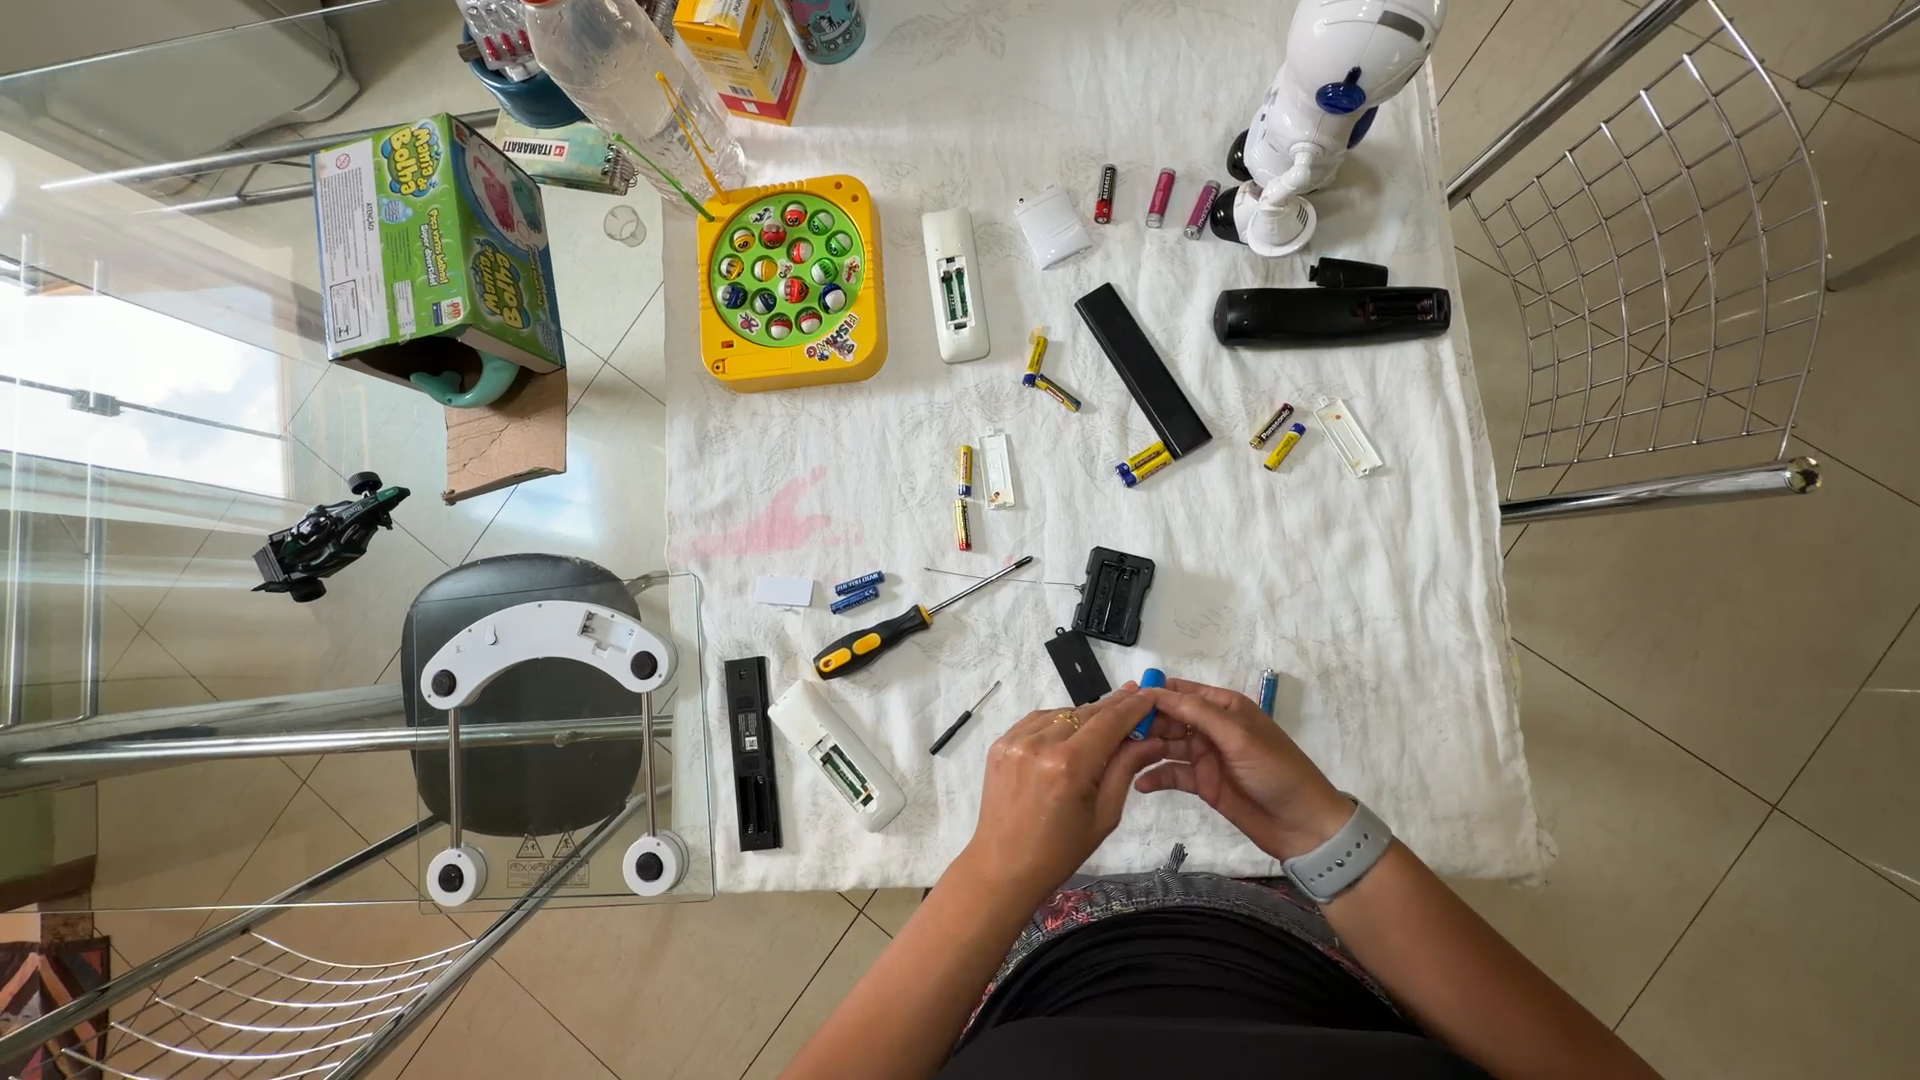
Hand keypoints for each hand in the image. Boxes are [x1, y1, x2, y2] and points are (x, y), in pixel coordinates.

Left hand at [956, 686, 1166, 902]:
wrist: (1003, 866)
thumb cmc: (1060, 851)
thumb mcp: (1104, 815)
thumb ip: (1126, 769)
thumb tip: (1153, 739)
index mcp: (1069, 765)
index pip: (1109, 722)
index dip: (1133, 707)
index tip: (1150, 695)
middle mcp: (1040, 744)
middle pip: (1085, 713)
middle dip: (1113, 707)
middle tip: (1135, 698)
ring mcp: (1015, 741)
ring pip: (1061, 714)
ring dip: (1085, 716)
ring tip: (1104, 723)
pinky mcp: (1000, 743)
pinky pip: (1038, 721)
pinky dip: (1058, 722)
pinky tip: (1071, 733)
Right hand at [1135, 678, 1352, 860]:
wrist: (1303, 826)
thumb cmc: (1275, 771)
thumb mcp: (1237, 736)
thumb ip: (1196, 713)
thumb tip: (1156, 692)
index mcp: (1224, 707)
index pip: (1181, 692)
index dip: (1154, 694)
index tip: (1125, 702)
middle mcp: (1212, 727)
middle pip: (1169, 718)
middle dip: (1144, 723)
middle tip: (1117, 734)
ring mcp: (1206, 755)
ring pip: (1166, 744)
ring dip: (1146, 748)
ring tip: (1122, 757)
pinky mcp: (1202, 782)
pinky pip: (1172, 773)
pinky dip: (1156, 776)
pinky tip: (1140, 783)